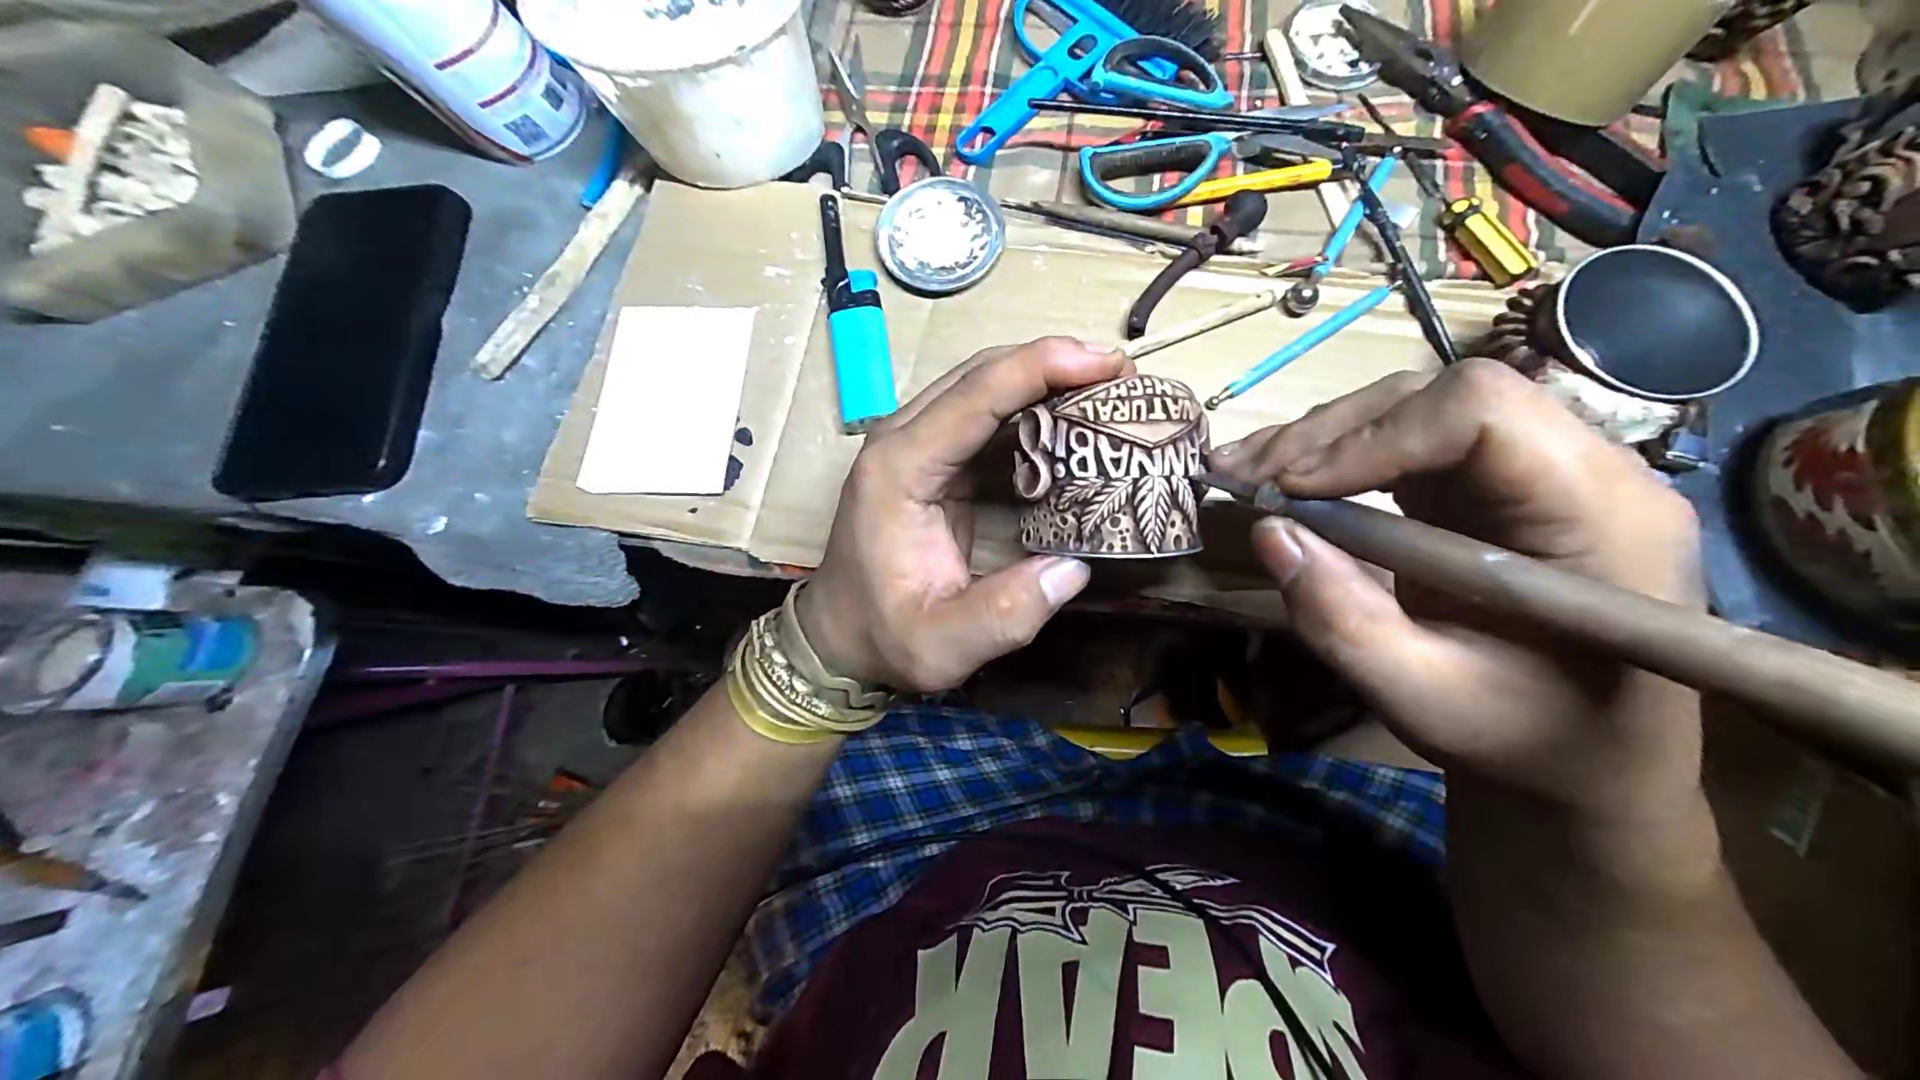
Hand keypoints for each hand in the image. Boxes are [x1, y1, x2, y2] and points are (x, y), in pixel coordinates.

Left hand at [796, 338, 1128, 691]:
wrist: (839, 634)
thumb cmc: (882, 636)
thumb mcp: (942, 645)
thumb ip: (1006, 614)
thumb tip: (1074, 568)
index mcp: (899, 470)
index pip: (974, 396)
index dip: (1041, 368)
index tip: (1107, 364)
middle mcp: (902, 442)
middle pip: (980, 376)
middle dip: (1052, 364)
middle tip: (1120, 376)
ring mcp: (915, 447)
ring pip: (984, 389)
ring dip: (1045, 383)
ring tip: (1109, 395)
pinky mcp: (932, 462)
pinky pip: (986, 420)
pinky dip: (1032, 414)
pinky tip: (1073, 428)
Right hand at [1215, 359, 1704, 821]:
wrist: (1583, 755)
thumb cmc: (1525, 739)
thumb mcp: (1423, 699)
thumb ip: (1343, 620)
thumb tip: (1268, 531)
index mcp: (1599, 514)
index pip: (1482, 413)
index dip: (1373, 437)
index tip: (1288, 490)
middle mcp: (1576, 467)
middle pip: (1434, 398)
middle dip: (1324, 436)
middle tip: (1238, 477)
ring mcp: (1525, 469)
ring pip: (1407, 410)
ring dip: (1314, 441)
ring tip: (1238, 472)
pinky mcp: (1482, 485)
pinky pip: (1398, 443)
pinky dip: (1328, 458)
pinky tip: (1277, 477)